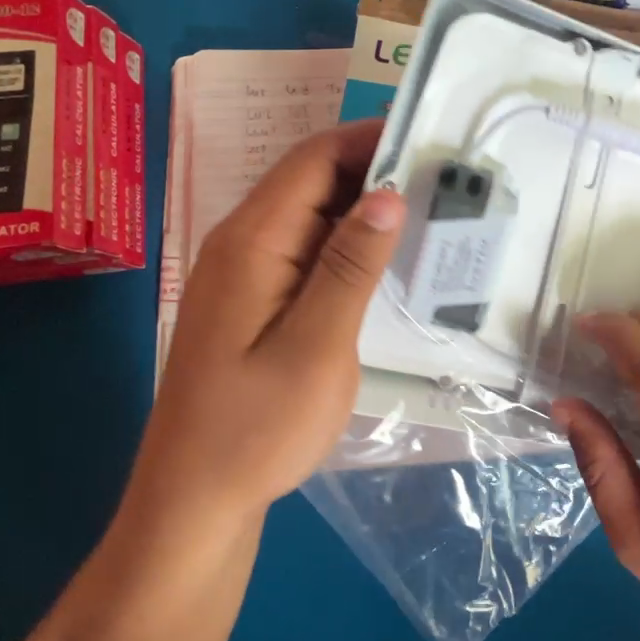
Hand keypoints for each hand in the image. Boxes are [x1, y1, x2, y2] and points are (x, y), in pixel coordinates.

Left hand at [133, 120, 406, 528]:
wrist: (194, 502)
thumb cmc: (256, 428)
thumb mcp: (316, 347)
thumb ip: (350, 267)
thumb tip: (388, 193)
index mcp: (251, 243)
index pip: (313, 160)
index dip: (370, 139)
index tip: (431, 139)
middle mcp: (241, 244)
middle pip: (311, 179)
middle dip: (374, 167)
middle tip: (444, 177)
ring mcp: (244, 273)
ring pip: (310, 213)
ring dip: (364, 205)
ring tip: (429, 209)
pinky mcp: (253, 300)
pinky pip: (304, 248)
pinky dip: (347, 240)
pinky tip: (386, 258)